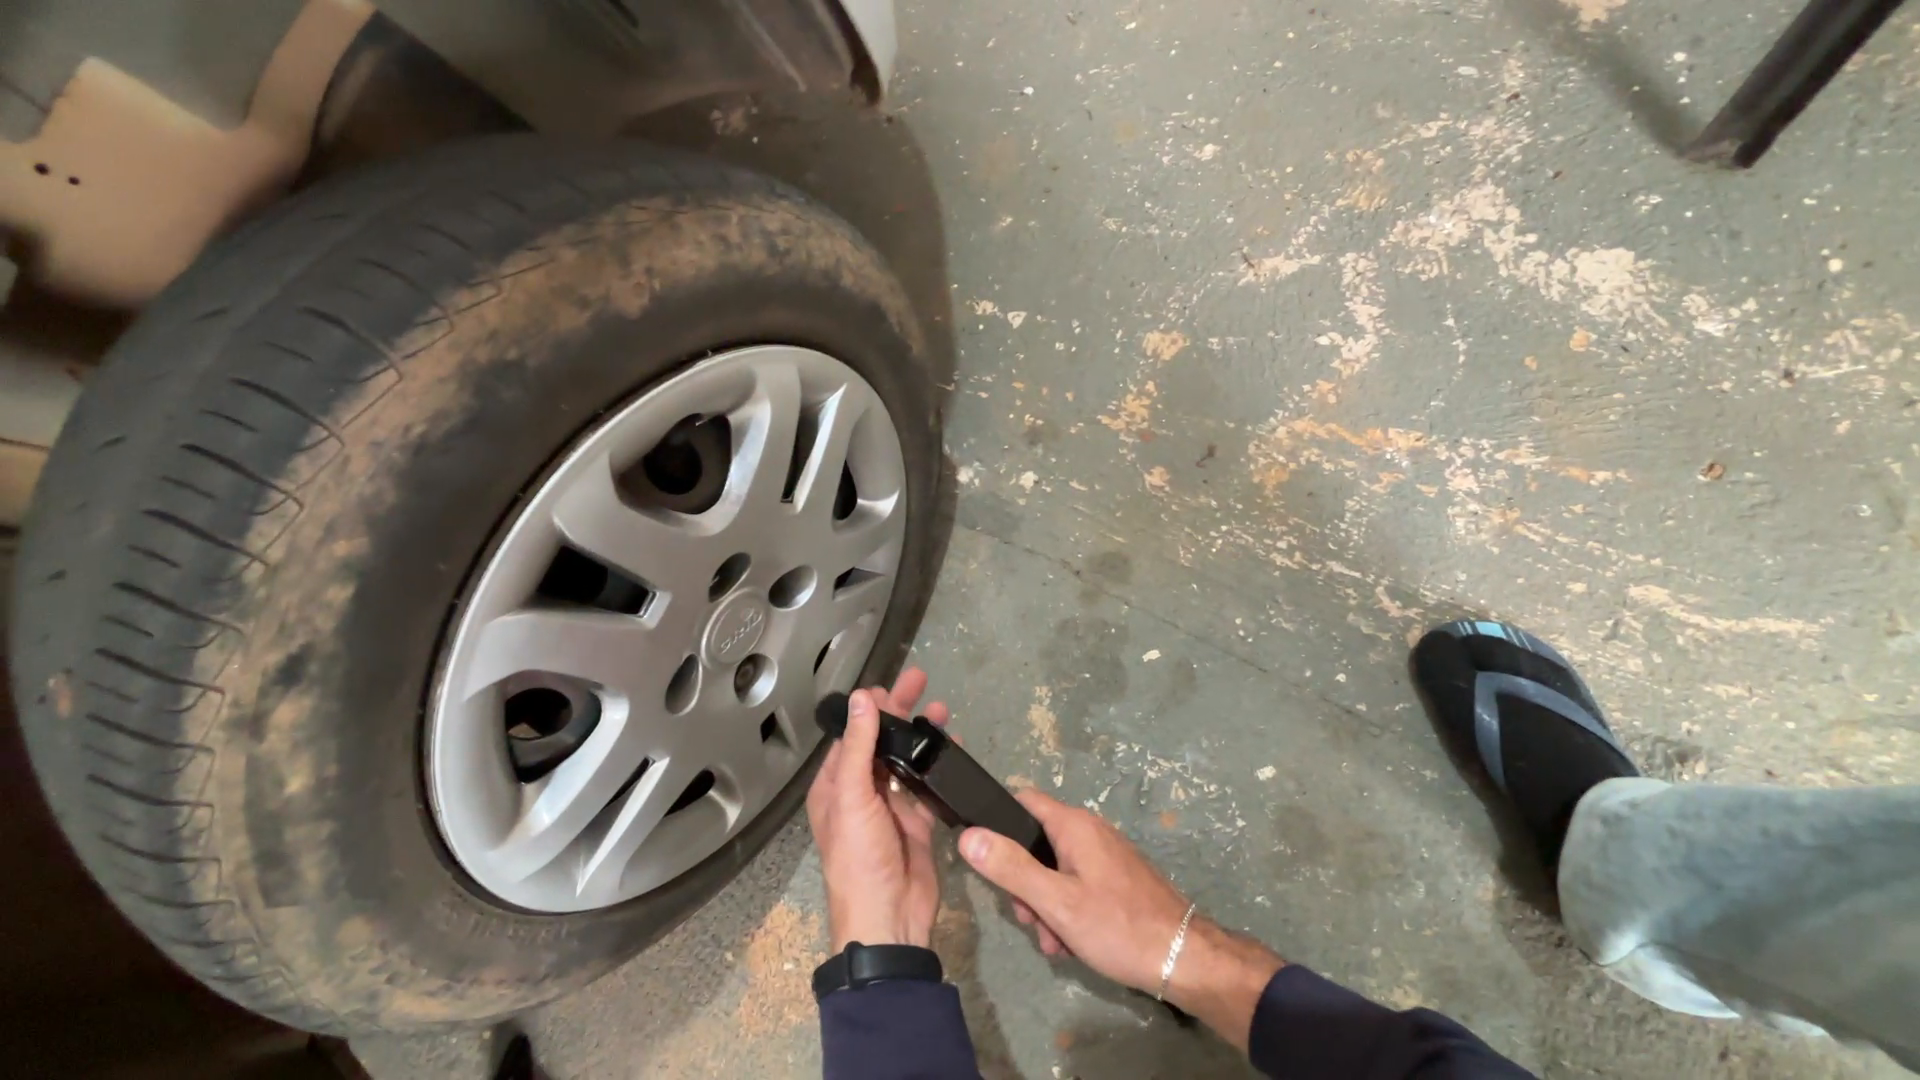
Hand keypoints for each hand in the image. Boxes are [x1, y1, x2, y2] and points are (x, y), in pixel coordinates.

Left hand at [805, 669, 949, 950]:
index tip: (892, 686)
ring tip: (942, 709)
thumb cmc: (860, 857)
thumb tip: (861, 699)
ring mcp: (890, 806)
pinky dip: (938, 764)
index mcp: (835, 786)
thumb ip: (859, 747)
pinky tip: (952, 746)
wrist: (889, 916)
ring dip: (921, 735)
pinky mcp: (916, 820)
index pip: (852, 736)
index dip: (871, 709)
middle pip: (881, 742)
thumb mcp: (852, 797)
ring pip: (905, 760)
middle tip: (921, 681)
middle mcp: (860, 792)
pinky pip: (926, 784)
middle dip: (899, 712)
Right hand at [958, 792, 1284, 1047]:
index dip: (998, 823)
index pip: (1022, 800)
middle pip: (1036, 843)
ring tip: (1056, 943)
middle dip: (1025, 884)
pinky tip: (1074, 944)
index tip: (987, 858)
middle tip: (1030, 920)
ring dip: (1046, 906)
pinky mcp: (1116, 879)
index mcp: (1073, 824)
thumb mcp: (1055, 901)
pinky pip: (1077, 885)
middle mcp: (1089, 830)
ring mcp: (1105, 855)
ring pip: (1055, 871)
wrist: (1183, 957)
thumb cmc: (1117, 925)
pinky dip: (1068, 911)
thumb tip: (969, 835)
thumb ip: (1010, 868)